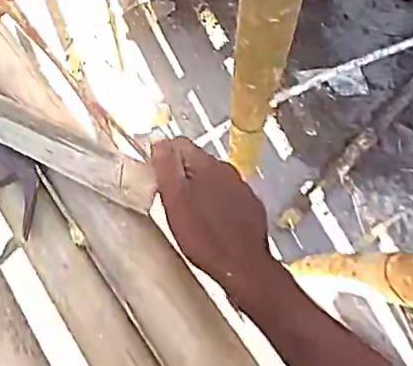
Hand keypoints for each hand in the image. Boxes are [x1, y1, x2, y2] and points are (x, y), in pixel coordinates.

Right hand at [151, 138, 288, 307]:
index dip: (164, 156)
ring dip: (202, 188)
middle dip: (183, 173)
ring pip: (214, 178)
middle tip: (173, 199)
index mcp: (205, 162)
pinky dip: (220, 203)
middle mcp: (226, 168)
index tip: (158, 177)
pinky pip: (230, 196)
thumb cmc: (204, 236)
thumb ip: (165, 166)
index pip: (178, 142)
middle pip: (196, 159)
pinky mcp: (254, 208)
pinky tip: (215, 223)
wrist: (246, 271)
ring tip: (193, 213)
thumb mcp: (174, 200)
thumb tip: (159, 141)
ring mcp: (243, 188)